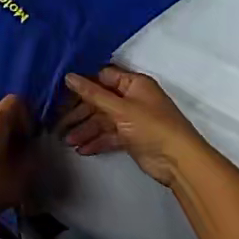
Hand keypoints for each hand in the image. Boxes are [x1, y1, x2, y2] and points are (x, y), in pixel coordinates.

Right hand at [57, 66, 204, 187]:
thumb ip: (92, 93)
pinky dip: (96, 141)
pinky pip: (108, 135)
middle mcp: (131, 98)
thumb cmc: (152, 126)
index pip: (102, 77)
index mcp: (134, 83)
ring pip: (102, 120)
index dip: (82, 83)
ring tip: (67, 140)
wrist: (179, 162)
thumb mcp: (120, 108)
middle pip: (99, 100)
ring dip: (85, 129)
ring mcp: (131, 119)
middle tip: (59, 121)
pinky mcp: (131, 138)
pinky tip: (82, 148)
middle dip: (79, 112)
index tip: (60, 90)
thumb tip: (69, 76)